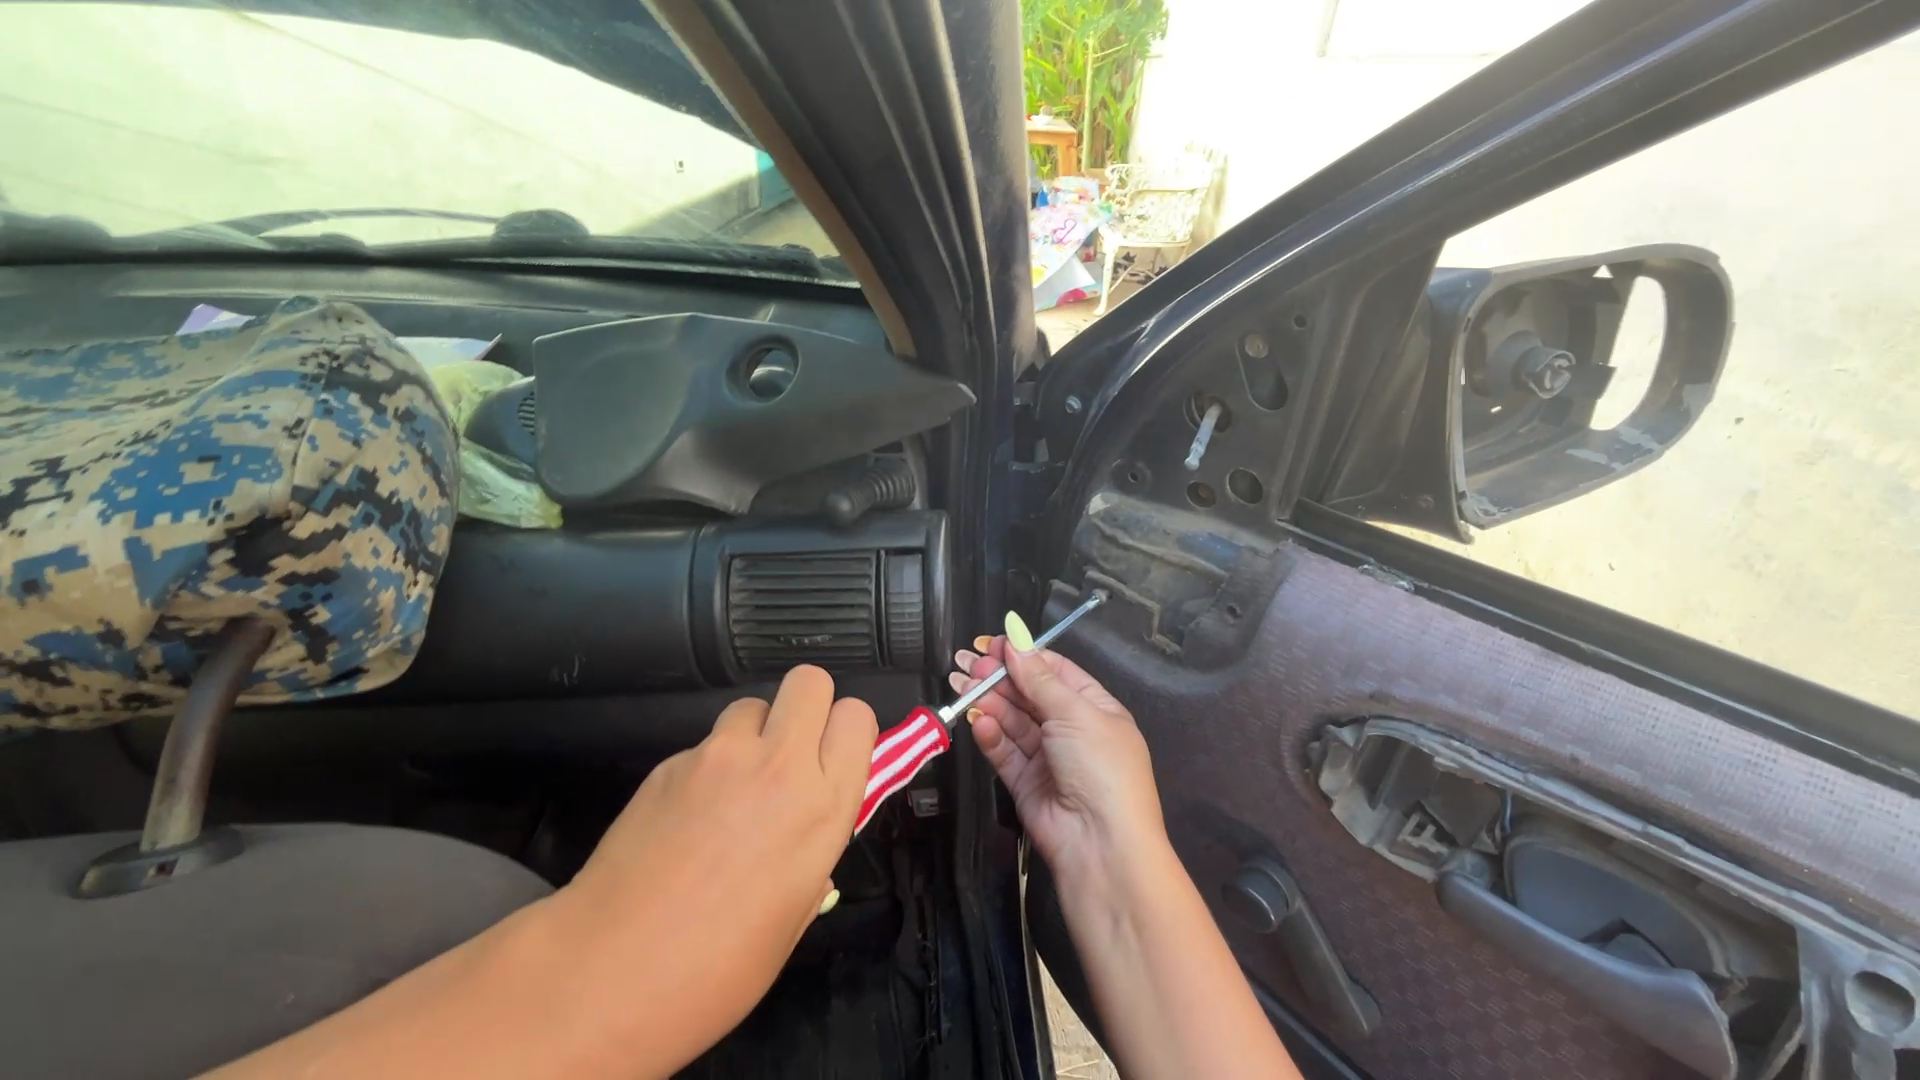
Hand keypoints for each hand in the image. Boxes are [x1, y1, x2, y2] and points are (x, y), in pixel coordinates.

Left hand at [560, 666, 876, 1071]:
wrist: (611, 973)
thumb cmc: (721, 966)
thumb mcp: (797, 910)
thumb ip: (814, 847)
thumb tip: (808, 823)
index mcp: (822, 805)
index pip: (856, 716)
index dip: (847, 732)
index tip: (834, 759)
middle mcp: (777, 765)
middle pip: (809, 681)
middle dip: (807, 707)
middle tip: (791, 754)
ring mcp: (717, 757)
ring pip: (752, 705)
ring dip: (754, 735)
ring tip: (734, 787)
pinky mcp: (667, 763)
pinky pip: (703, 745)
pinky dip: (706, 768)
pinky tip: (685, 818)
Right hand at [952, 633, 1164, 877]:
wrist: (1100, 843)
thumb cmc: (1101, 767)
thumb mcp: (1076, 713)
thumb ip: (1039, 679)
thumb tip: (1016, 644)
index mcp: (1096, 709)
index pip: (1056, 672)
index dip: (1025, 656)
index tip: (994, 643)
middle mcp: (1073, 731)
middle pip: (1030, 695)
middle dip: (1000, 677)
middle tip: (967, 662)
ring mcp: (1049, 759)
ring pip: (1013, 722)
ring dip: (989, 702)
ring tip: (961, 684)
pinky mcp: (1026, 784)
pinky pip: (1005, 753)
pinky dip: (990, 736)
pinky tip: (977, 720)